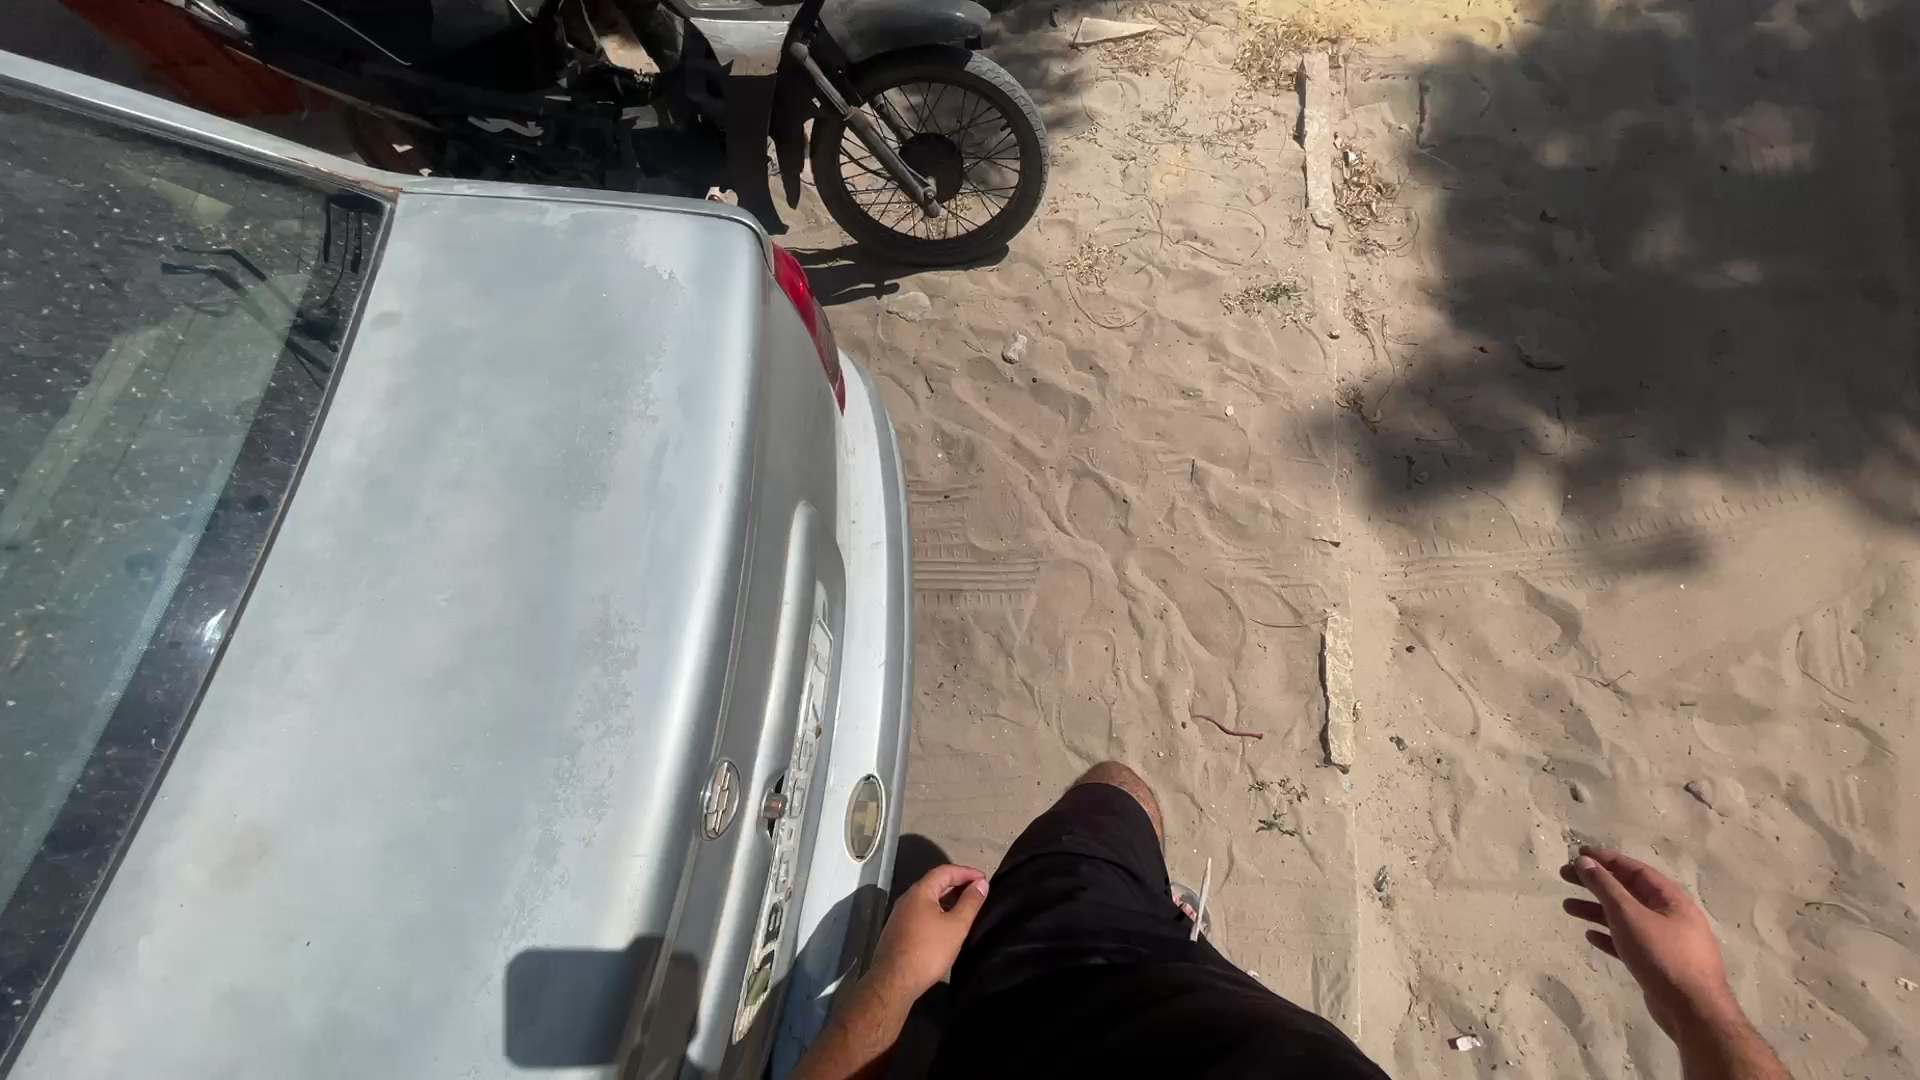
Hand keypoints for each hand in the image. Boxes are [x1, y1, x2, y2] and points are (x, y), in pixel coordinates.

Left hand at [868, 864, 988, 1000]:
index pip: (945, 871)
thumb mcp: (956, 926)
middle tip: (977, 890)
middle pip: (935, 882)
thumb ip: (970, 903)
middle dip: (958, 883)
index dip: (966, 872)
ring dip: (948, 897)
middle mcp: (908, 897)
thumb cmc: (928, 951)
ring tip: (966, 905)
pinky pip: (922, 911)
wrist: (893, 982)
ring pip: (928, 898)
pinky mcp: (898, 929)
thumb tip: (982, 883)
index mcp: (920, 891)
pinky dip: (938, 910)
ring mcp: (900, 914)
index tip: (983, 878)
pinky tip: (946, 923)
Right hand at [1561, 847, 1739, 1038]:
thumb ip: (1605, 886)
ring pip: (1626, 917)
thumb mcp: (1628, 915)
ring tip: (1568, 907)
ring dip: (1596, 909)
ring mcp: (1667, 942)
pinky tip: (1591, 936)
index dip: (1607, 859)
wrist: (1693, 1011)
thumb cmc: (1662, 954)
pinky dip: (1609, 934)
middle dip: (1596, 883)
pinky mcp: (1659, 963)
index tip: (1578, 854)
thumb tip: (1585, 861)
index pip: (1636, 870)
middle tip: (1565, 877)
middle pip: (1628, 892)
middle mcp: (1672, 918)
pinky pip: (1629, 940)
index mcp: (1672, 902)